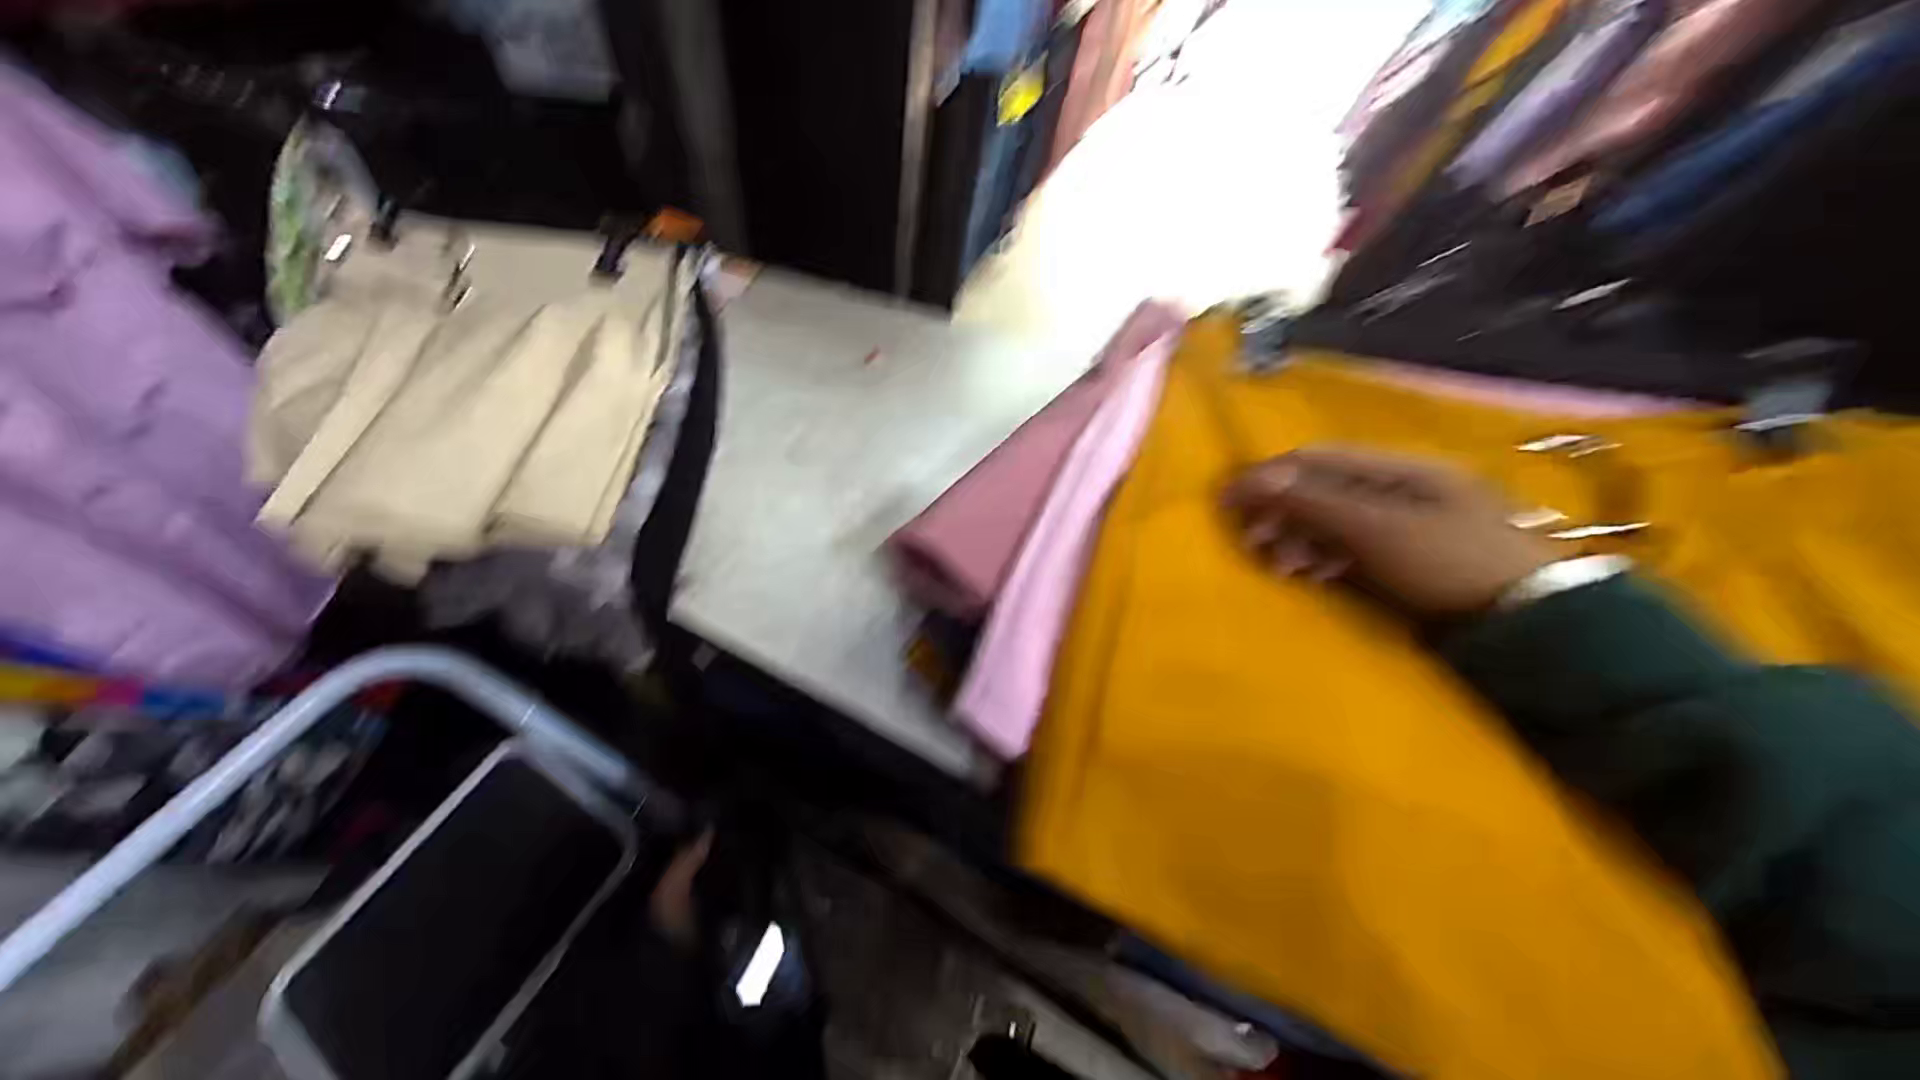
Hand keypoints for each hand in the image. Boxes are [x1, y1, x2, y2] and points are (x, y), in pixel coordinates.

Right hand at [1222, 446, 1558, 616]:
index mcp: (1400, 467)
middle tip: (1254, 545)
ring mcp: (1404, 521)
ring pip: (1331, 519)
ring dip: (1298, 539)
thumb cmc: (1450, 562)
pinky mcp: (1404, 555)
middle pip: (1321, 488)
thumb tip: (1251, 479)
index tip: (1229, 503)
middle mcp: (1399, 486)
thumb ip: (1313, 501)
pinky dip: (1322, 558)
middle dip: (1282, 514)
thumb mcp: (1377, 529)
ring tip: (1282, 569)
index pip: (1317, 458)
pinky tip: (1310, 575)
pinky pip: (1348, 545)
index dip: (1270, 476)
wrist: (1529, 623)